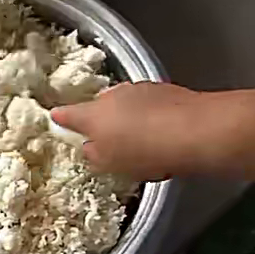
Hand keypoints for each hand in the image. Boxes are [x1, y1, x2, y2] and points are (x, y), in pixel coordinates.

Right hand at [51, 81, 234, 180]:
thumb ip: (93, 154)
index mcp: (90, 113)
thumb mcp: (110, 164)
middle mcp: (111, 95)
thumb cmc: (144, 152)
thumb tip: (90, 146)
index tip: (56, 122)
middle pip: (97, 108)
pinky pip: (148, 105)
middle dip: (99, 120)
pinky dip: (149, 116)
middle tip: (107, 142)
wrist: (198, 132)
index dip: (60, 120)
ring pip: (124, 104)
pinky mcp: (166, 90)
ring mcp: (140, 89)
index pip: (65, 114)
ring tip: (139, 142)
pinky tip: (161, 135)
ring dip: (126, 118)